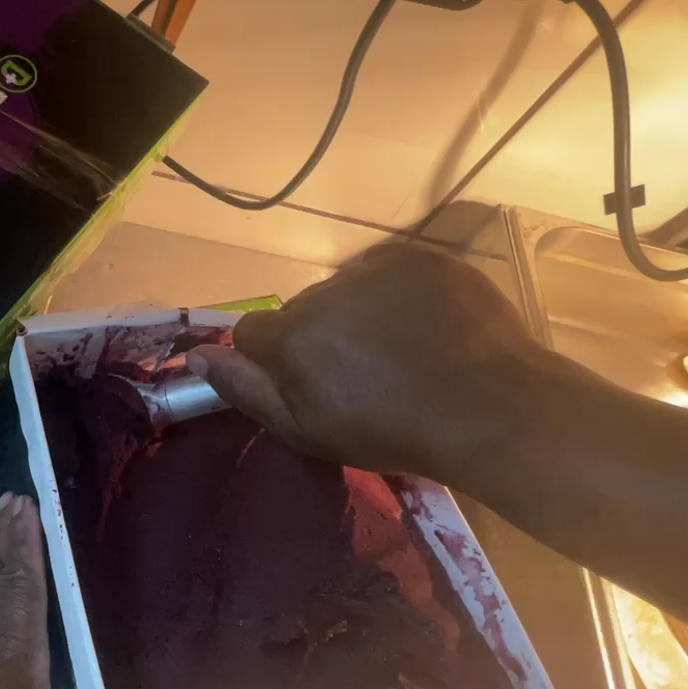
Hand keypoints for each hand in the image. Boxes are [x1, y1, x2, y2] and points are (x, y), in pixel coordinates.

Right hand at [188, 244, 548, 478]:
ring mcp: (376, 270)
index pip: (249, 333)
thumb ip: (245, 390)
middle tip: (354, 373)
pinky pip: (382, 269)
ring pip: (338, 289)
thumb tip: (195, 357)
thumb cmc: (389, 431)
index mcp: (291, 336)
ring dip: (349, 313)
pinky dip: (387, 291)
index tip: (303, 383)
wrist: (492, 410)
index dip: (270, 360)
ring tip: (391, 347)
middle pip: (296, 311)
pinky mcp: (421, 258)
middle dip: (312, 336)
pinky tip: (414, 321)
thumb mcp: (304, 429)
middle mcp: (323, 292)